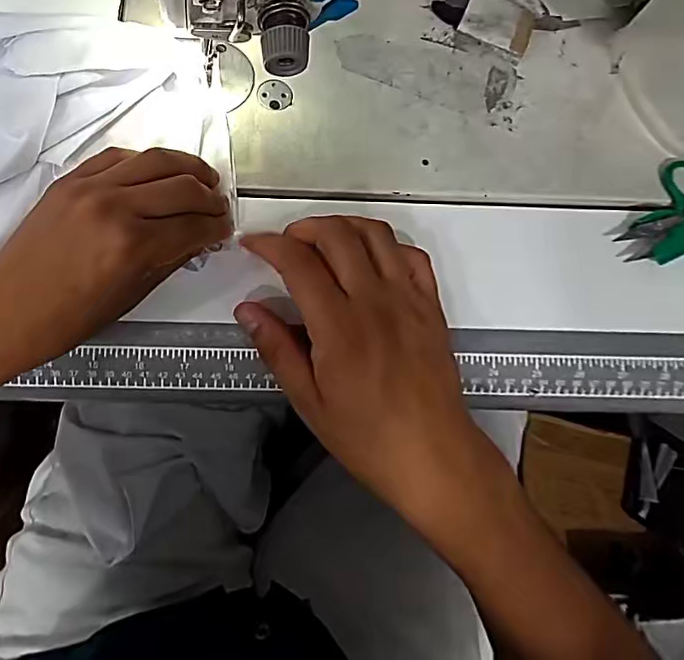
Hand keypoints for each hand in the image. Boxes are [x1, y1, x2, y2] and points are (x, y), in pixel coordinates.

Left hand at [0, 148, 231, 397]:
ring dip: (186, 167)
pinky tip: (156, 173)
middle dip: (209, 197)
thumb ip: (169, 260)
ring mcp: (90, 187)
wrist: (5, 309)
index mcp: (131, 246)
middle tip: (218, 206)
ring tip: (200, 178)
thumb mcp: (129, 297)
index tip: (224, 228)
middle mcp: (114, 207)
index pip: (192, 225)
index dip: (216, 226)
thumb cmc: (66, 318)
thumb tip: (197, 238)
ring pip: (154, 159)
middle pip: (182, 186)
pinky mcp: (71, 179)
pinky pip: (118, 157)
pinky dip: (144, 162)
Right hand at [238, 217, 510, 531]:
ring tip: (322, 239)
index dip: (269, 244)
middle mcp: (375, 300)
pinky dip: (385, 244)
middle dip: (302, 227)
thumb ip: (276, 348)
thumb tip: (247, 310)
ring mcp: (408, 298)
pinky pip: (410, 254)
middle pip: (336, 234)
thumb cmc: (367, 437)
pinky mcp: (431, 305)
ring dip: (342, 224)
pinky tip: (368, 258)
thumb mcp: (309, 401)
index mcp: (339, 326)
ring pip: (374, 233)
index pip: (298, 261)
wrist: (436, 459)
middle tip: (285, 243)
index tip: (252, 244)